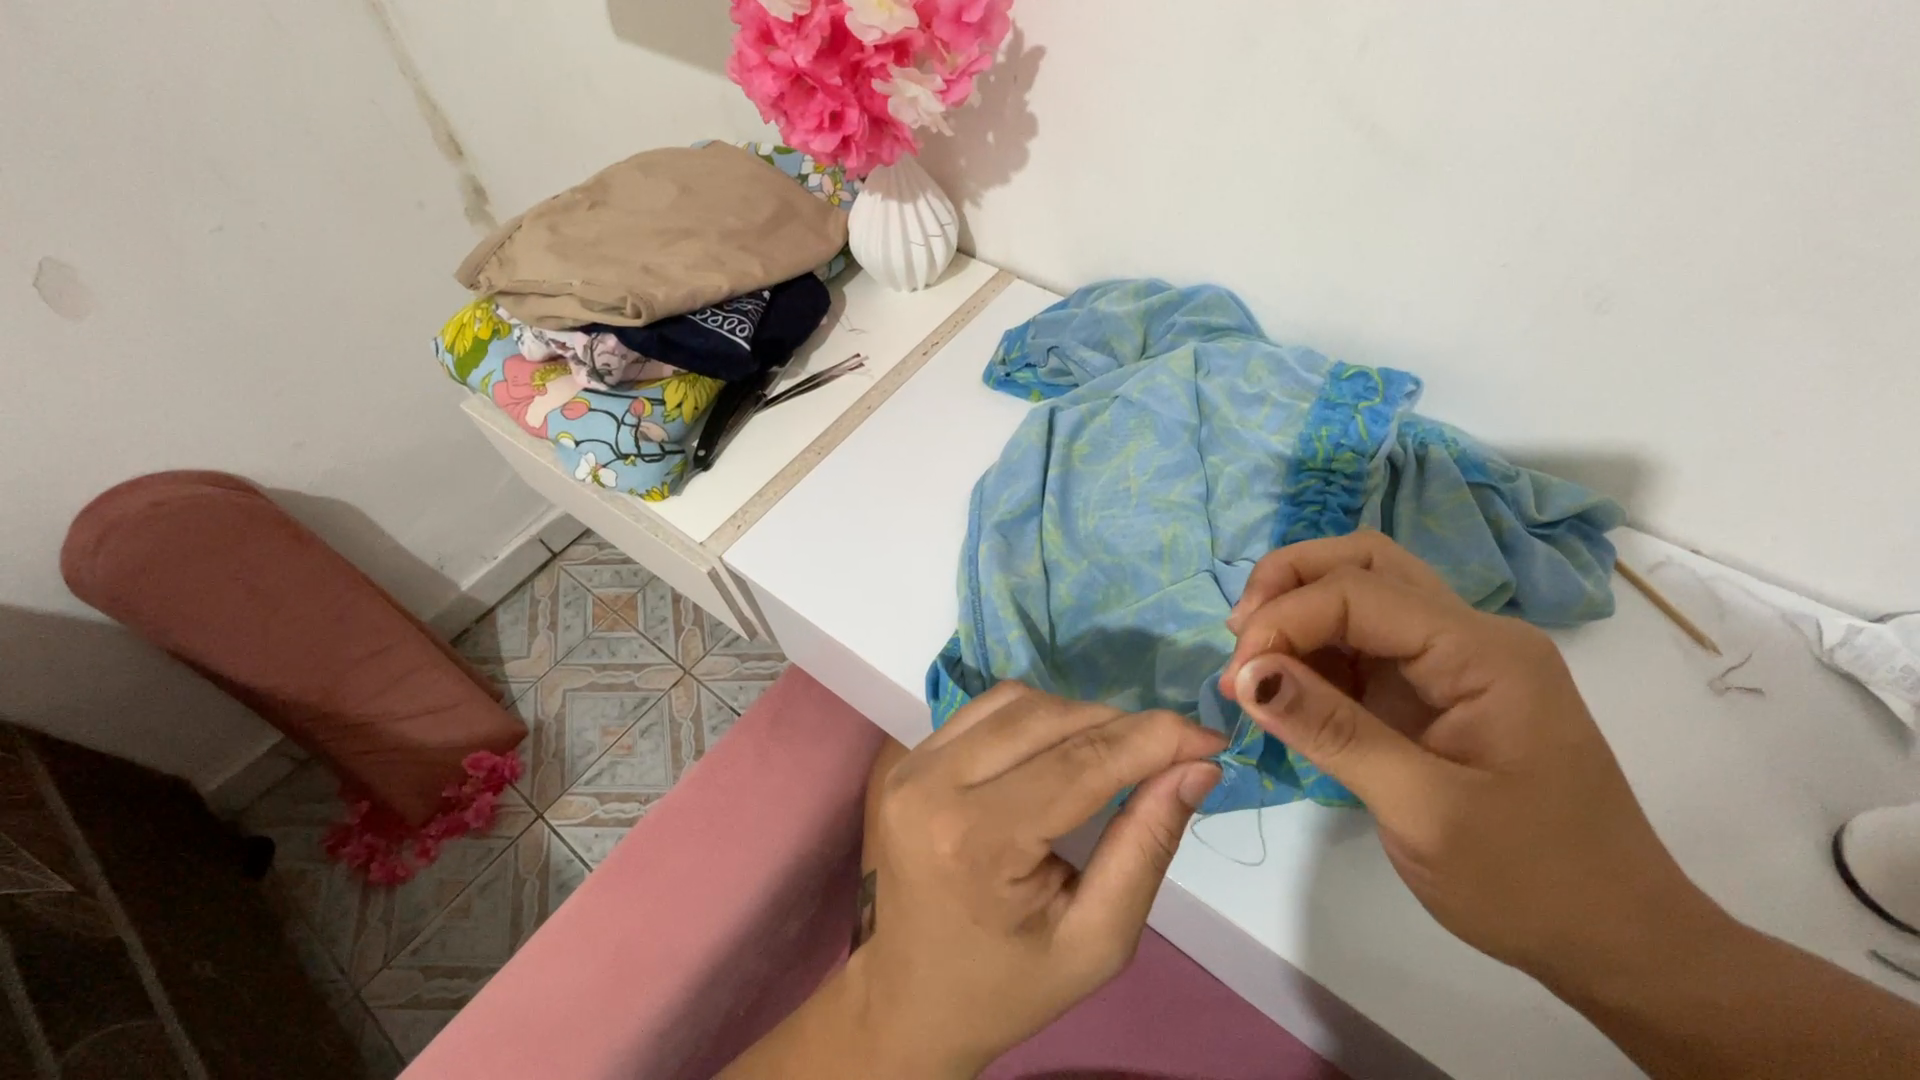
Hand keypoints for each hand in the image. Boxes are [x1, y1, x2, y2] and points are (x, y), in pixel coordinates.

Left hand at [853, 683, 1223, 1075]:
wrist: (910, 999)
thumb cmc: (1008, 985)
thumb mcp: (1097, 941)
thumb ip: (1147, 847)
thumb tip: (1196, 768)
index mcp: (977, 841)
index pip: (1082, 763)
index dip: (1155, 739)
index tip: (1211, 739)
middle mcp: (932, 786)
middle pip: (1048, 719)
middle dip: (1122, 725)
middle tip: (1173, 752)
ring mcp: (910, 766)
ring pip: (1016, 702)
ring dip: (1079, 716)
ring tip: (1122, 753)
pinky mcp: (905, 759)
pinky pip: (984, 711)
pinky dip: (1036, 718)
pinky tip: (1064, 750)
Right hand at [1220, 532, 1718, 984]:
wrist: (1615, 940)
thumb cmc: (1531, 882)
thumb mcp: (1423, 810)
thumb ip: (1332, 731)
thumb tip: (1246, 675)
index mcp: (1483, 653)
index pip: (1360, 592)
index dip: (1284, 619)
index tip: (1235, 680)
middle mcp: (1470, 637)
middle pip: (1365, 563)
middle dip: (1289, 584)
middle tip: (1238, 637)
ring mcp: (1453, 663)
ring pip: (1362, 594)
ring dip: (1298, 612)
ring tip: (1251, 665)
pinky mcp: (1434, 692)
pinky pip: (1365, 645)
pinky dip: (1314, 651)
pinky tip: (1284, 687)